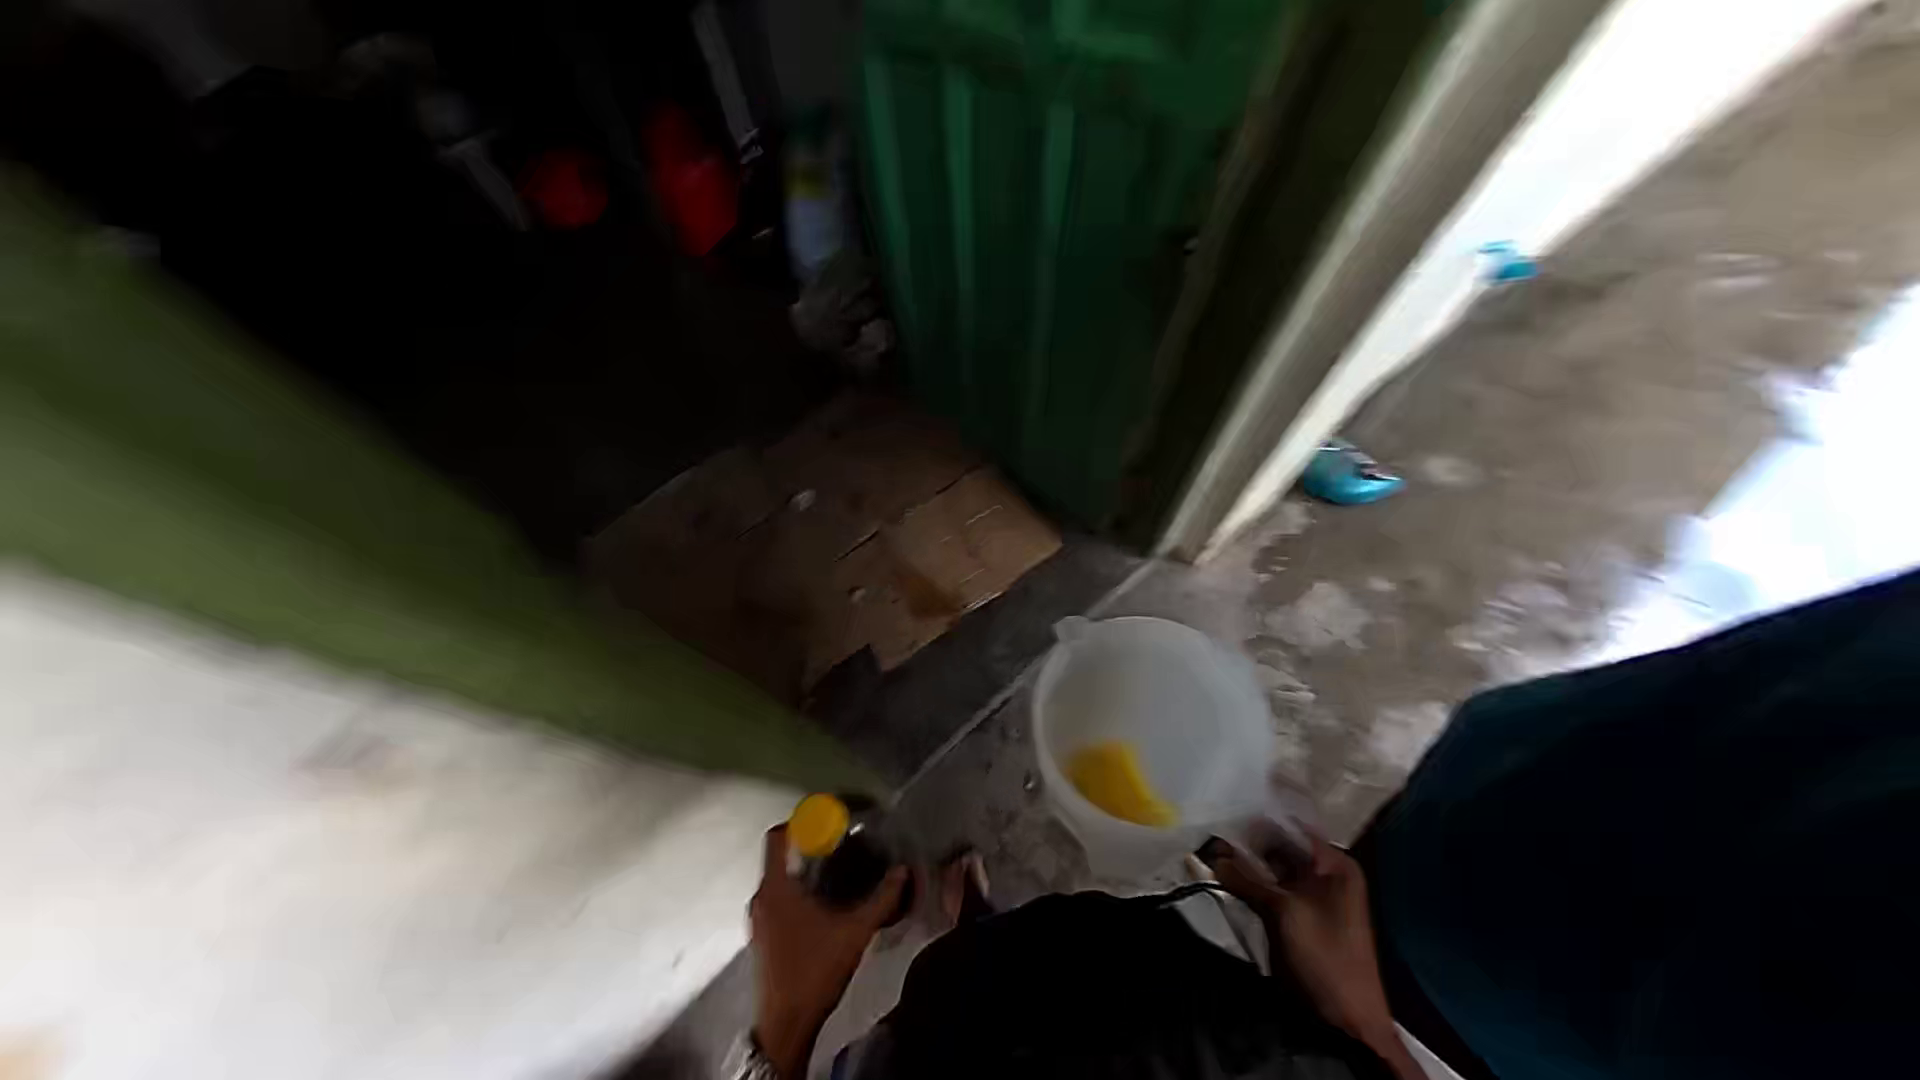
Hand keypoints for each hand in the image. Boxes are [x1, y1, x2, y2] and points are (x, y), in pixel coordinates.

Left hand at [749, 825, 906, 1077]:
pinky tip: (821, 902)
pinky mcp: (760, 937)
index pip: (776, 836)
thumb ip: (882, 899)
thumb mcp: (855, 932)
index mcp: (775, 888)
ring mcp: (757, 920)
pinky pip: (776, 898)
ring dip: (801, 870)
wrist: (785, 1026)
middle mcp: (760, 898)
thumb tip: (903, 871)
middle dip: (807, 845)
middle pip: (778, 856)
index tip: (825, 819)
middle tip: (839, 843)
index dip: (798, 821)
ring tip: (834, 870)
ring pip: (777, 879)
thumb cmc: (815, 970)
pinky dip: (795, 890)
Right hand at [1204, 834, 1417, 1076]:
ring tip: (1207, 851)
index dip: (1257, 820)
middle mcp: (1324, 875)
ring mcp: (1309, 898)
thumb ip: (1245, 876)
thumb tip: (1209, 850)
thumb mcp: (1283, 911)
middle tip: (1207, 833)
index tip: (1222, 809)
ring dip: (1242, 865)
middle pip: (1278, 848)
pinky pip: (1266, 891)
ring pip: (1269, 870)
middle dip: (1245, 844)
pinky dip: (1246, 885)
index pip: (1291, 828)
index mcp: (1335, 865)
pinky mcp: (1294, 918)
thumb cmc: (1324, 956)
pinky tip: (1219, 875)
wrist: (1345, 1023)